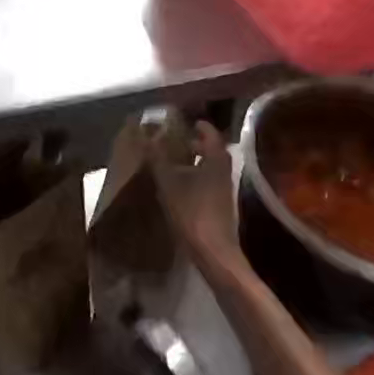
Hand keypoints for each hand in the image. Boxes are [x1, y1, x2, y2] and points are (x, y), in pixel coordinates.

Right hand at [148, 120, 240, 258]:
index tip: (186, 122)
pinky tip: (180, 186)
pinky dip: (197, 176)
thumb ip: (158, 159)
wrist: (214, 252)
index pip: (211, 133)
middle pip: (212, 149)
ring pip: (211, 167)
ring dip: (196, 161)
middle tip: (176, 141)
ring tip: (173, 163)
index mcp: (216, 160)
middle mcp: (224, 170)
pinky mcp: (222, 204)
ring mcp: (225, 189)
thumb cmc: (192, 212)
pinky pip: (210, 181)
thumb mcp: (169, 183)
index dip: (199, 126)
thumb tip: (148, 137)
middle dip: (195, 143)